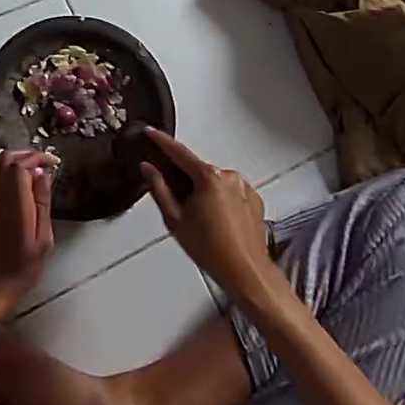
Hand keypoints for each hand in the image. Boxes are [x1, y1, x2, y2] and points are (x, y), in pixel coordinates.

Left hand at [0, 149, 57, 298]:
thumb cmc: (25, 266)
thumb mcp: (44, 239)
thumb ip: (43, 204)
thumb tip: (44, 175)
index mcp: (16, 206)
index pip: (18, 167)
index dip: (36, 157)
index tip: (54, 161)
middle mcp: (3, 198)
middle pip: (5, 160)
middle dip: (27, 153)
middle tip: (48, 161)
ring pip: (0, 166)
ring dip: (20, 159)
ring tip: (42, 167)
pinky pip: (1, 177)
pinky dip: (16, 169)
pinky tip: (32, 180)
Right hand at [139, 127, 271, 290]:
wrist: (245, 272)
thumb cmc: (213, 249)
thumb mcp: (174, 218)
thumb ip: (158, 187)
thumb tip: (149, 169)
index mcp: (209, 178)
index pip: (179, 152)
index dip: (161, 141)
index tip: (150, 132)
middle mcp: (230, 178)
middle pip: (197, 170)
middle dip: (183, 179)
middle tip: (174, 202)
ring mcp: (245, 189)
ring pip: (213, 182)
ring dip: (201, 191)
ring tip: (197, 219)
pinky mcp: (254, 201)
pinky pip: (229, 192)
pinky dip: (218, 200)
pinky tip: (214, 221)